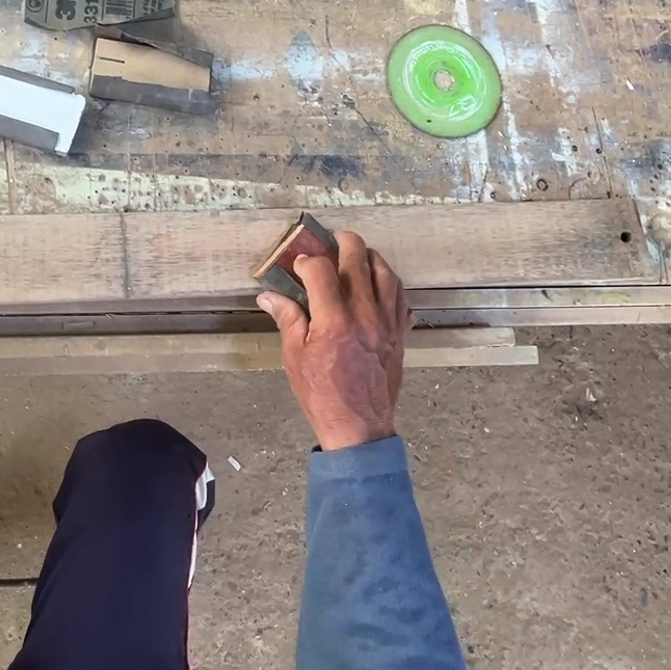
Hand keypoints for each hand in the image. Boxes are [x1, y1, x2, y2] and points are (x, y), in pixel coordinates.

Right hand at [258, 231, 409, 451]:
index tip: (298, 267)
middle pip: (359, 258)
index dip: (307, 262)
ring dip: (369, 259)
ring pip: (386, 272)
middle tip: (332, 241)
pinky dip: (389, 283)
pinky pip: (401, 297)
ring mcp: (387, 323)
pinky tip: (377, 286)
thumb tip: (269, 295)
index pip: (321, 270)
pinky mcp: (400, 334)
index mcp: (334, 319)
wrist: (360, 427)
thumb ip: (287, 319)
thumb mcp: (294, 357)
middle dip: (342, 243)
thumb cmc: (322, 394)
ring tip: (356, 257)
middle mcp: (364, 314)